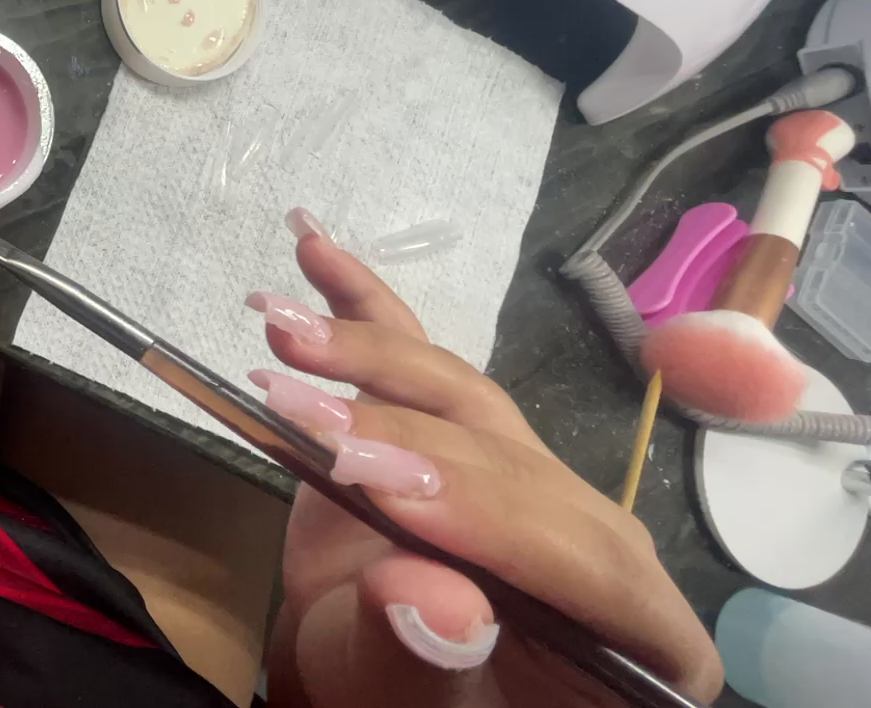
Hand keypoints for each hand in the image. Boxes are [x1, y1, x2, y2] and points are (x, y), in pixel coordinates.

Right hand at [253, 210, 721, 706]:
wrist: (365, 661)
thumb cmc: (397, 701)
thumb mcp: (404, 704)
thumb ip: (426, 655)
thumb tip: (428, 594)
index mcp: (627, 621)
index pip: (567, 549)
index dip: (469, 506)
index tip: (359, 474)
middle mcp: (581, 524)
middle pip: (496, 449)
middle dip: (386, 419)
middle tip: (287, 401)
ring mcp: (507, 458)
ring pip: (449, 385)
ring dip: (361, 348)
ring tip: (280, 326)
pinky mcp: (437, 420)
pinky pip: (410, 346)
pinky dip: (358, 294)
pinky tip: (313, 244)